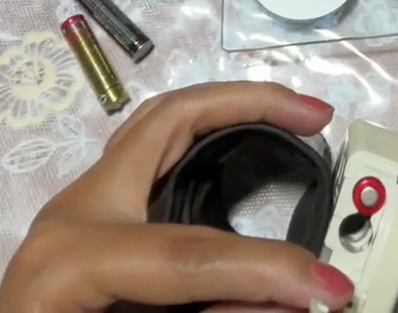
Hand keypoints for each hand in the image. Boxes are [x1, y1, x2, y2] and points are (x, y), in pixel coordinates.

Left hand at [0, 82, 357, 311]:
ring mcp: (79, 207)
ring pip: (161, 122)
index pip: (187, 255)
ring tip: (288, 113)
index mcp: (68, 262)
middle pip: (170, 120)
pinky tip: (240, 139)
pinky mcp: (93, 218)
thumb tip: (295, 301)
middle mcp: (73, 213)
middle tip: (316, 114)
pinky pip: (155, 151)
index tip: (328, 287)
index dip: (266, 269)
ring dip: (229, 106)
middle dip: (250, 104)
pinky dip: (206, 131)